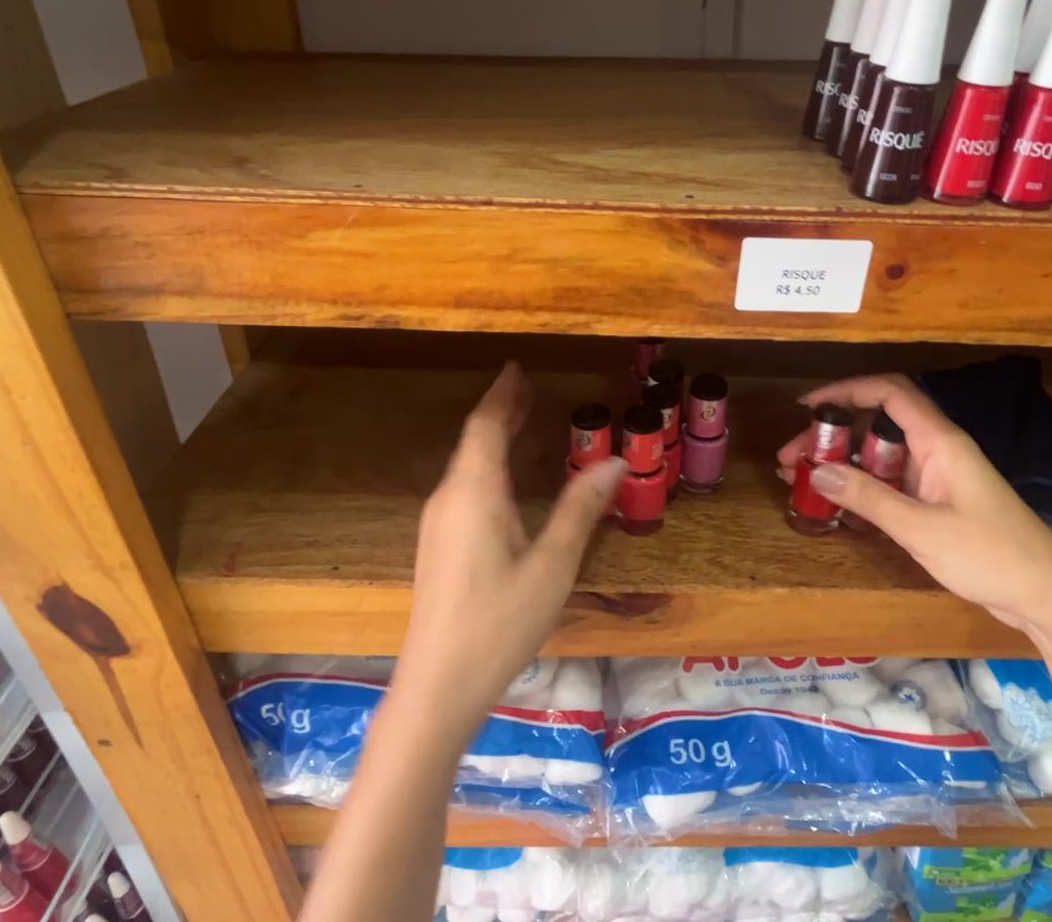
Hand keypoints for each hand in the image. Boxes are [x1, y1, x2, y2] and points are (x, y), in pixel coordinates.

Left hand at [391, 363, 625, 736]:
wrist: (439, 683)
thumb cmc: (500, 621)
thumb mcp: (552, 566)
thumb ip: (580, 510)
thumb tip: (615, 462)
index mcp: (474, 493)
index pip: (485, 426)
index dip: (502, 394)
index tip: (518, 368)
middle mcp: (449, 498)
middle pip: (473, 441)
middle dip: (500, 412)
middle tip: (528, 389)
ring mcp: (438, 524)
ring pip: (465, 466)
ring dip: (493, 440)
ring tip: (522, 424)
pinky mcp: (437, 547)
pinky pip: (463, 488)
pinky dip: (486, 467)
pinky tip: (505, 482)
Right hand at [777, 373, 1051, 632]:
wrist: (1048, 596)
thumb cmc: (991, 555)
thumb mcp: (921, 528)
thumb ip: (868, 498)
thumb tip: (818, 471)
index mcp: (940, 442)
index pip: (889, 393)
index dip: (846, 390)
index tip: (807, 407)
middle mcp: (938, 451)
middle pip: (876, 426)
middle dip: (832, 437)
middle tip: (792, 461)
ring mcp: (939, 478)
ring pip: (881, 457)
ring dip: (843, 465)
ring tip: (802, 482)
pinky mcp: (939, 504)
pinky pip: (892, 484)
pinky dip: (862, 489)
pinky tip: (836, 506)